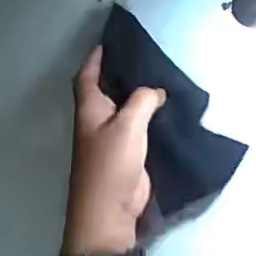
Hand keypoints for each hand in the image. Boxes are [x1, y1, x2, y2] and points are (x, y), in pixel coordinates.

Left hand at [66, 46, 165, 255]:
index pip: (87, 78)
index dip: (94, 60)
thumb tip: (155, 91)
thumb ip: (143, 101)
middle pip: (105, 92)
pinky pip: (139, 129)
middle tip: (142, 58)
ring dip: (138, 97)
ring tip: (160, 80)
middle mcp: (97, 123)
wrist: (110, 211)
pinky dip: (150, 118)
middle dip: (118, 75)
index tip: (107, 44)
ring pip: (124, 110)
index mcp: (90, 111)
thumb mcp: (128, 125)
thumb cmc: (111, 164)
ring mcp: (112, 141)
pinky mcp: (128, 156)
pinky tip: (167, 112)